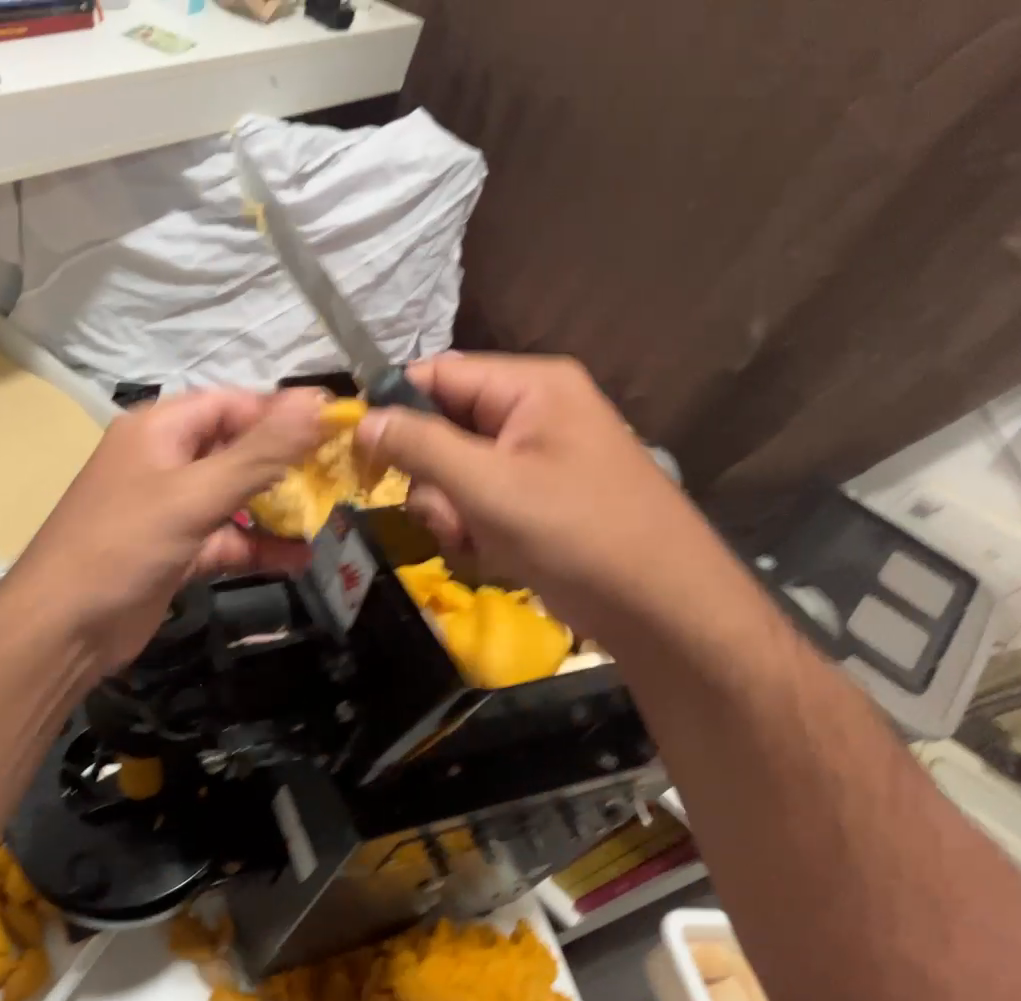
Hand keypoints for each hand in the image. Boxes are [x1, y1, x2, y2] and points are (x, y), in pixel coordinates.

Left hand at [3, 388, 326, 673]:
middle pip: (236, 449)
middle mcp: (163, 461)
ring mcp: (169, 510)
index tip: (339, 426)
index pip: (232, 404)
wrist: (63, 628)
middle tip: (343, 475)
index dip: (283, 413)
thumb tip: (318, 401)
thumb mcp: (194, 494)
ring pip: (234, 498)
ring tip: (330, 517)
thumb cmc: (123, 545)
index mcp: (158, 430)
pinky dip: (258, 548)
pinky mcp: (175, 552)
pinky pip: (225, 540)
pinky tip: (300, 560)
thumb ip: (260, 453)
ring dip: (277, 509)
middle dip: (286, 463)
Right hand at [355, 354, 742, 639]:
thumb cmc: (576, 532)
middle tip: (444, 515)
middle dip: (429, 476)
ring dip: (448, 509)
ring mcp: (535, 457)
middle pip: (441, 426)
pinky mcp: (536, 497)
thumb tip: (361, 419)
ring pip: (453, 469)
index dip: (392, 408)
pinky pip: (477, 498)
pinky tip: (492, 552)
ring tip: (473, 539)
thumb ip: (419, 445)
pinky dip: (471, 527)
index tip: (359, 455)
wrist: (660, 606)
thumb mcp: (487, 484)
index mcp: (531, 386)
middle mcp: (533, 411)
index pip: (437, 375)